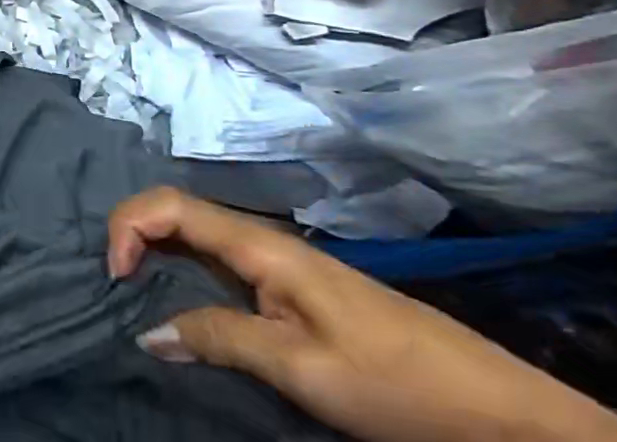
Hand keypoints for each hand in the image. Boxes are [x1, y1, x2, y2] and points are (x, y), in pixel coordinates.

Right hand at [109, 189, 616, 441]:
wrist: (501, 411)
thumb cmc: (397, 382)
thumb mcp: (302, 368)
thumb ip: (219, 339)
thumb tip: (147, 332)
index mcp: (260, 246)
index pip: (170, 205)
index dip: (128, 225)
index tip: (115, 277)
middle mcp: (263, 239)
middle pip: (176, 210)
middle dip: (132, 231)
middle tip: (114, 281)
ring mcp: (280, 260)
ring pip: (195, 232)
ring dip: (154, 248)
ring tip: (134, 287)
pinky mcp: (293, 284)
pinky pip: (218, 258)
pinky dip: (182, 266)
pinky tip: (181, 296)